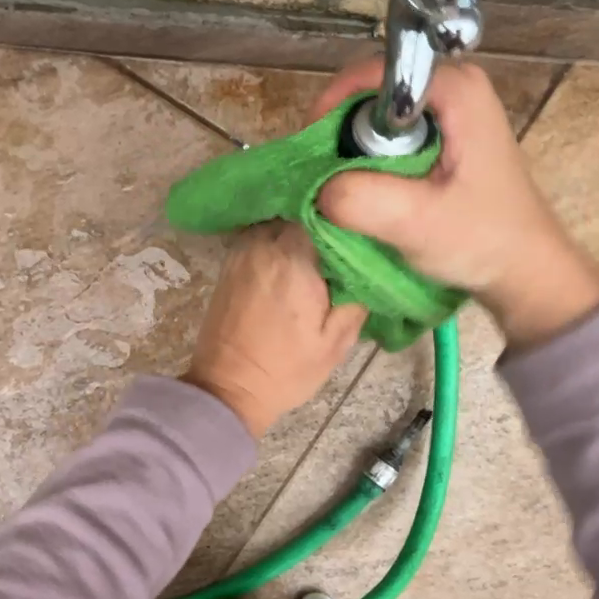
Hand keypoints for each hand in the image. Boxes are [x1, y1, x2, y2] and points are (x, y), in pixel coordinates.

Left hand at [184, 223, 367, 437]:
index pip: (330, 209)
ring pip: (282, 221)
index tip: (369, 226)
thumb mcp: (337, 339)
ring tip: (325, 250)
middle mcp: (263, 242)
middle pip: (305, 211)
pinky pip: (263, 236)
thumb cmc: (286, 370)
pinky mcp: (230, 261)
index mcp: (293, 256)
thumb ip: (357, 290)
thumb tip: (371, 258)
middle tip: (351, 241)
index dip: (351, 215)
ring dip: (302, 231)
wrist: (227, 389)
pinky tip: (297, 259)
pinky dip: (281, 241)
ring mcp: (242, 249)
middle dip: (328, 221)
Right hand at [312, 59, 598, 348]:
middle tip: (319, 177)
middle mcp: (452, 87)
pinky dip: (364, 162)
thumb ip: (360, 200)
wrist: (523, 270)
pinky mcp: (440, 137)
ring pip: (373, 117)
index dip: (334, 107)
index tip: (312, 151)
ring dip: (347, 151)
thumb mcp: (416, 223)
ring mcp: (447, 112)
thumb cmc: (483, 241)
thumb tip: (314, 188)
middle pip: (369, 93)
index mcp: (456, 90)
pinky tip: (361, 193)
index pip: (372, 73)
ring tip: (336, 189)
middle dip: (337, 132)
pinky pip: (385, 136)